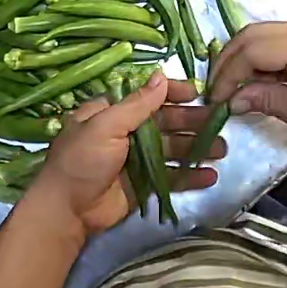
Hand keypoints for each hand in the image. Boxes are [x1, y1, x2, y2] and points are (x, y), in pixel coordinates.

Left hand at [20, 73, 224, 239]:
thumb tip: (161, 75)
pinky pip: (172, 176)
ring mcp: (136, 160)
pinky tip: (210, 176)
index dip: (172, 93)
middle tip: (219, 123)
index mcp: (112, 113)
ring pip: (173, 149)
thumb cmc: (81, 161)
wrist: (65, 212)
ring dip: (196, 148)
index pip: (147, 96)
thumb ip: (137, 104)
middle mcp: (127, 133)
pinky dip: (191, 176)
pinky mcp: (144, 185)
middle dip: (192, 123)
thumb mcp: (105, 126)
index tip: (197, 94)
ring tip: (221, 150)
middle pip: (166, 122)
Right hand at [206, 22, 286, 157]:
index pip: (253, 50)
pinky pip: (278, 42)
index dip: (228, 74)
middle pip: (253, 34)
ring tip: (232, 91)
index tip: (217, 101)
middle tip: (217, 93)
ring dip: (242, 60)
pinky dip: (260, 60)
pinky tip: (255, 84)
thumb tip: (233, 100)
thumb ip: (271, 101)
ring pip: (263, 35)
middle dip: (229, 62)